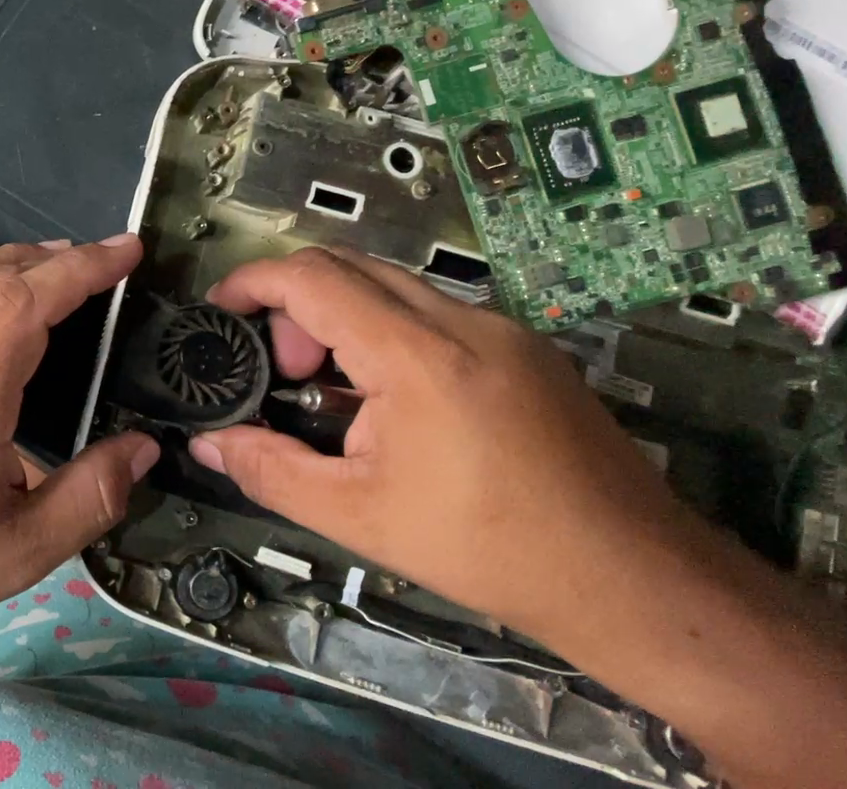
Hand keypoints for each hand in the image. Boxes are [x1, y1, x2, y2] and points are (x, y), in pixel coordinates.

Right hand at [187, 247, 696, 638]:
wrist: (638, 581)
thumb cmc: (489, 548)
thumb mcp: (357, 516)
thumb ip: (269, 470)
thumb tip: (208, 445)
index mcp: (417, 356)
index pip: (313, 278)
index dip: (253, 281)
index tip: (219, 307)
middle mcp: (464, 323)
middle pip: (350, 265)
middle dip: (292, 300)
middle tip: (278, 366)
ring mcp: (504, 332)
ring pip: (393, 286)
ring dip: (338, 315)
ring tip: (325, 386)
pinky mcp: (527, 352)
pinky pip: (433, 313)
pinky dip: (383, 331)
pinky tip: (385, 398)